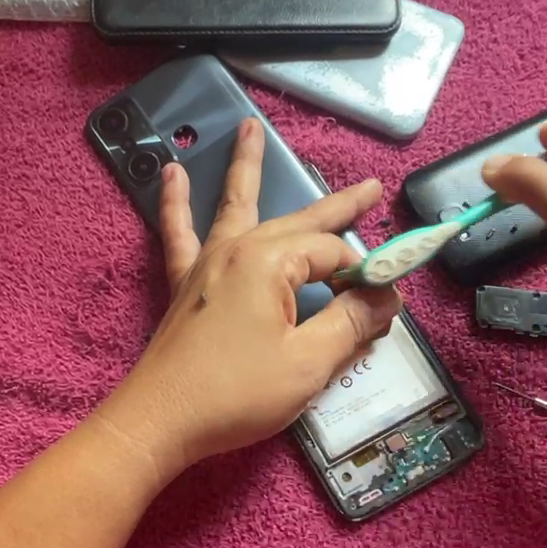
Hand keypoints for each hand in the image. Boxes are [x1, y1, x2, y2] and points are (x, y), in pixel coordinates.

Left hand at [97, 118, 401, 475]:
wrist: (160, 420)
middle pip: (299, 222)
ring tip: (248, 127)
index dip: (366, 280)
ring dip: (246, 167)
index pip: (336, 257)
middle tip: (370, 187)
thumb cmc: (235, 394)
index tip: (385, 308)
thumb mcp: (308, 364)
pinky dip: (176, 202)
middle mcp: (237, 249)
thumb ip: (351, 324)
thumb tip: (387, 299)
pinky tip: (169, 173)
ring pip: (234, 205)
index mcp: (270, 262)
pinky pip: (179, 232)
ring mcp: (205, 263)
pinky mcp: (184, 283)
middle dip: (338, 206)